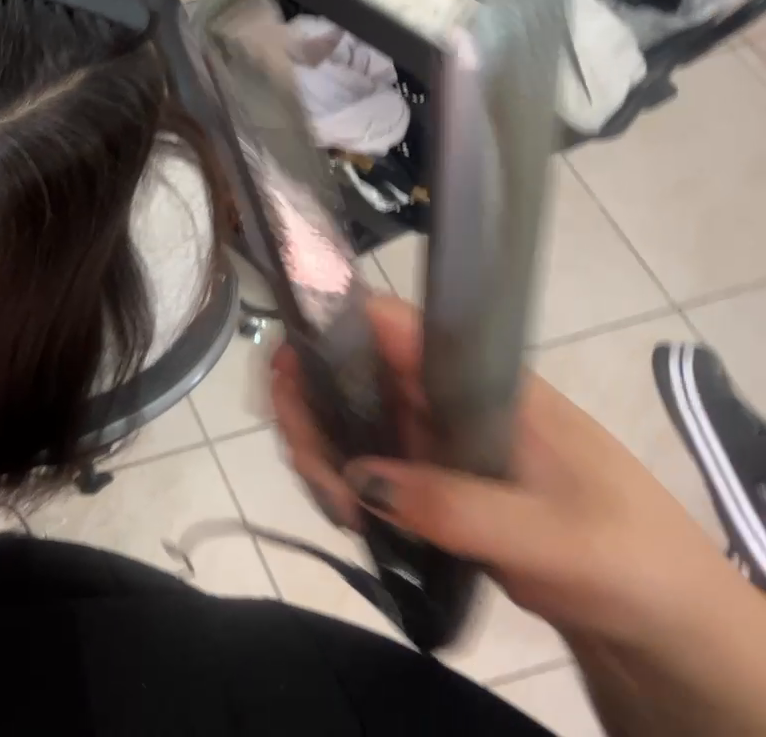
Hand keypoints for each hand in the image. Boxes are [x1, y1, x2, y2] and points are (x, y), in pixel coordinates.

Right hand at [272, 295, 744, 647]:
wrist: (664, 623)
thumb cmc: (629, 562)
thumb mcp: (555, 538)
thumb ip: (458, 507)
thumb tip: (358, 478)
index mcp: (481, 383)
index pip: (389, 323)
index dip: (326, 323)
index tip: (283, 369)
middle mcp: (442, 395)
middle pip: (340, 368)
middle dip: (306, 412)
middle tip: (318, 478)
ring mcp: (425, 432)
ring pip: (334, 413)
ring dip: (315, 453)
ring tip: (341, 513)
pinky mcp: (415, 471)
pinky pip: (349, 456)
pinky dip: (331, 480)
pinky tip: (349, 516)